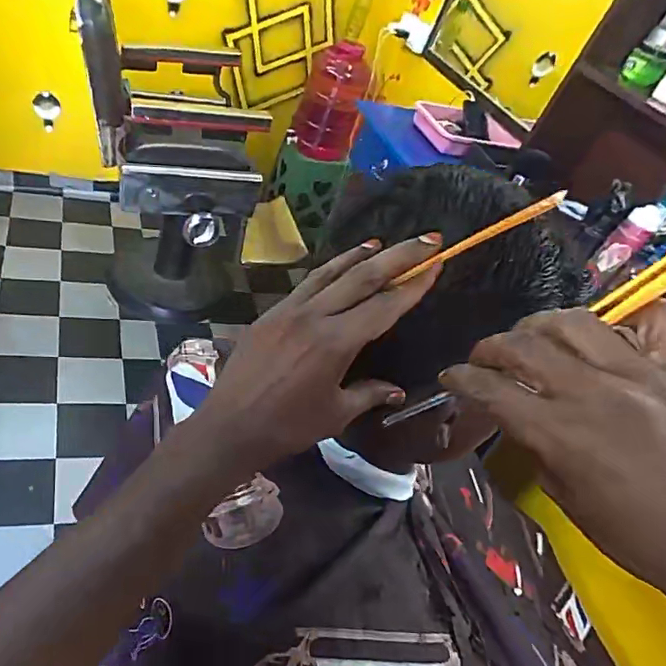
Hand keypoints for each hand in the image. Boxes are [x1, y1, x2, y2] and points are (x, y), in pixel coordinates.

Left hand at [189, 235, 442, 469]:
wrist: (229, 427)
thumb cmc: (286, 427)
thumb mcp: (334, 414)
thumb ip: (367, 395)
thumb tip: (395, 391)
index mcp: (334, 342)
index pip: (383, 305)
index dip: (413, 285)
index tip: (435, 263)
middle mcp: (312, 317)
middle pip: (361, 277)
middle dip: (398, 256)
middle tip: (427, 238)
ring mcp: (285, 313)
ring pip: (327, 274)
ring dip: (357, 256)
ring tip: (379, 244)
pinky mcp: (266, 317)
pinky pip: (303, 287)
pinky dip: (325, 274)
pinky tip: (333, 272)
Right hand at [440, 303, 665, 614]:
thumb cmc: (635, 536)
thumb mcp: (564, 496)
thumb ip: (536, 446)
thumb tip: (519, 417)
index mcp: (560, 432)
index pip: (492, 389)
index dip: (461, 379)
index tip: (451, 377)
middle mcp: (597, 392)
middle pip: (524, 345)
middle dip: (491, 348)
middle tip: (485, 358)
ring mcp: (646, 373)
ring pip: (577, 322)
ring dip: (542, 326)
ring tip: (535, 338)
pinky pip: (658, 318)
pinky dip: (630, 320)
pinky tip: (616, 338)